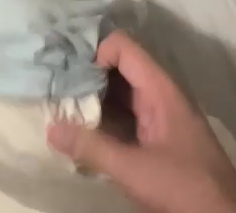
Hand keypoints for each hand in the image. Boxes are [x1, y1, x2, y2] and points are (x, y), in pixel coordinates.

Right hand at [47, 31, 235, 212]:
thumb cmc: (185, 189)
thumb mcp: (135, 170)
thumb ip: (93, 148)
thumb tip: (50, 128)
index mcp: (161, 89)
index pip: (123, 47)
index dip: (94, 52)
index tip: (67, 74)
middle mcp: (161, 95)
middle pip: (120, 68)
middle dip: (88, 75)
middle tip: (56, 88)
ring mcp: (161, 118)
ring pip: (122, 94)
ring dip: (95, 99)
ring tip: (63, 107)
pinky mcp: (160, 141)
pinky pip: (127, 118)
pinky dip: (105, 120)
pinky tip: (84, 133)